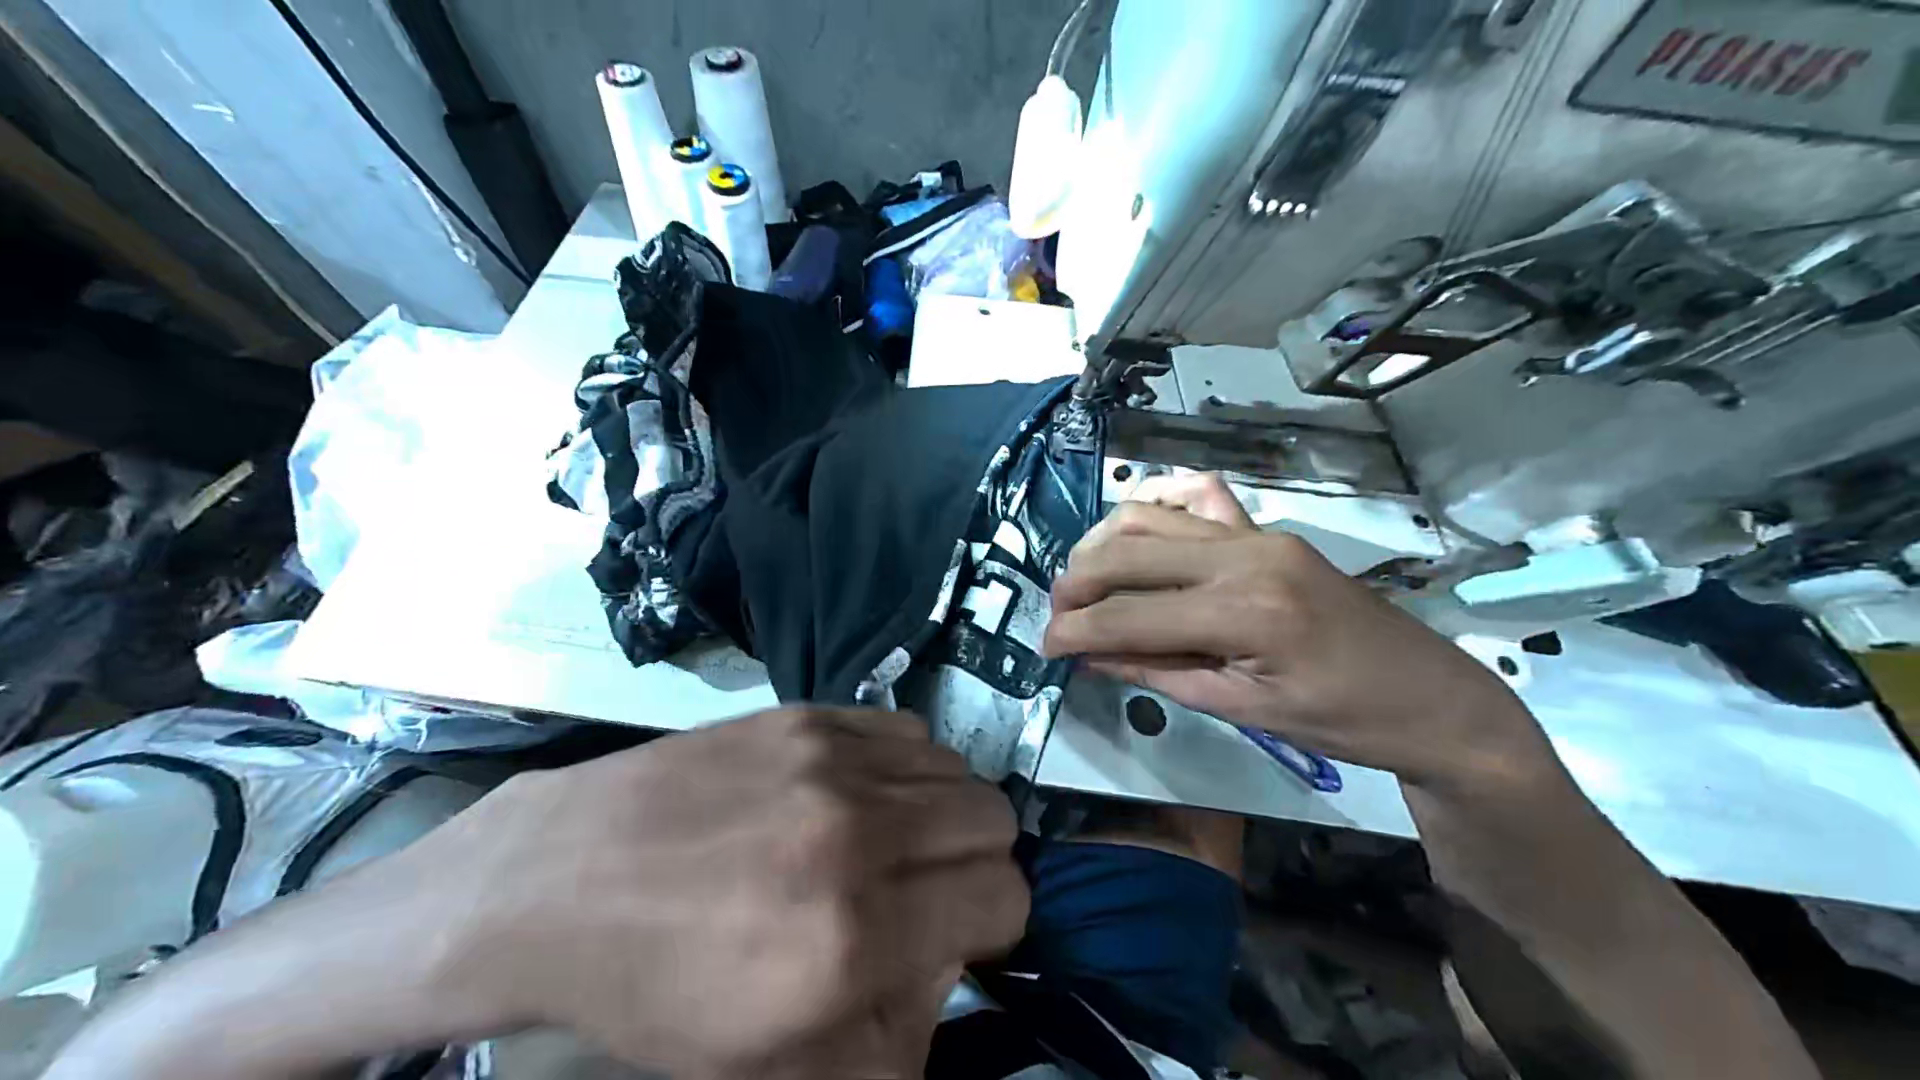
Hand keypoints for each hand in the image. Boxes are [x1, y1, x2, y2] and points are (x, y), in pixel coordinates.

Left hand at [430, 707, 1025, 1075]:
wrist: (567, 876)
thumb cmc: (660, 986)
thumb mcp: (775, 1063)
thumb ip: (894, 1034)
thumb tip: (951, 959)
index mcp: (852, 938)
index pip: (1002, 897)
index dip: (994, 921)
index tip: (957, 928)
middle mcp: (857, 833)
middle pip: (994, 820)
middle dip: (978, 860)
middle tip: (929, 882)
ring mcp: (832, 760)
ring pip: (957, 768)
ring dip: (943, 809)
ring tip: (893, 835)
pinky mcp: (807, 716)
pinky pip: (907, 730)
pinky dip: (905, 766)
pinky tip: (860, 791)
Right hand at [1043, 474, 1556, 792]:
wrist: (1433, 699)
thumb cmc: (1343, 722)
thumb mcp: (1242, 709)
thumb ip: (1158, 672)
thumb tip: (1090, 654)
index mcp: (1242, 612)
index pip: (1128, 614)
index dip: (1075, 631)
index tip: (1044, 648)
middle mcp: (1243, 555)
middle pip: (1126, 552)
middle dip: (1076, 584)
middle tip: (1058, 618)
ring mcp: (1256, 533)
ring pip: (1149, 514)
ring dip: (1102, 546)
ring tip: (1084, 583)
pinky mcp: (1266, 530)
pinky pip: (1197, 498)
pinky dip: (1154, 507)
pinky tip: (1136, 534)